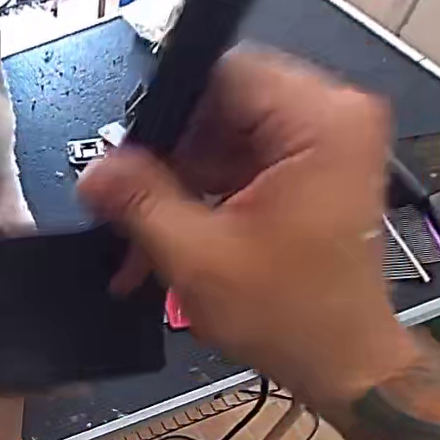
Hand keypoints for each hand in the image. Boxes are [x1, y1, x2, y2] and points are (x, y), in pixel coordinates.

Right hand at [77, 50, 415, 408]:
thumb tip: (96, 172)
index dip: (163, 111)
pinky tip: (174, 240)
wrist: (343, 365)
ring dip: (182, 190)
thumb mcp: (199, 258)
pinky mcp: (312, 181)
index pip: (220, 73)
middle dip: (169, 163)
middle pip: (222, 111)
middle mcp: (332, 123)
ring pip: (227, 146)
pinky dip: (208, 204)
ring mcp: (325, 153)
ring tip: (145, 239)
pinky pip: (245, 172)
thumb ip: (140, 203)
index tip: (125, 153)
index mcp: (320, 122)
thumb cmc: (293, 319)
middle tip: (127, 205)